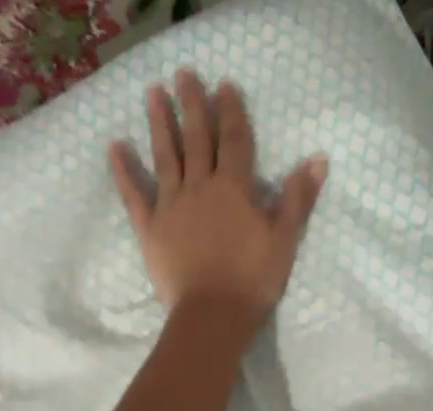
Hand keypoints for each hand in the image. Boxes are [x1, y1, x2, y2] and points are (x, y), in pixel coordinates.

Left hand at [108, 70, 327, 315]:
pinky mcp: (149, 229)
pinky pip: (133, 195)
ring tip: (152, 93)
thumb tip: (317, 159)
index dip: (230, 111)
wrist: (212, 314)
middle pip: (196, 138)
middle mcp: (199, 187)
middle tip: (183, 74)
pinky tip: (115, 148)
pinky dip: (123, 171)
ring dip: (159, 123)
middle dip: (192, 104)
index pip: (234, 140)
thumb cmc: (253, 280)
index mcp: (234, 189)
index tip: (223, 85)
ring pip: (165, 156)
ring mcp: (170, 206)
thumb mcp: (284, 240)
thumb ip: (297, 198)